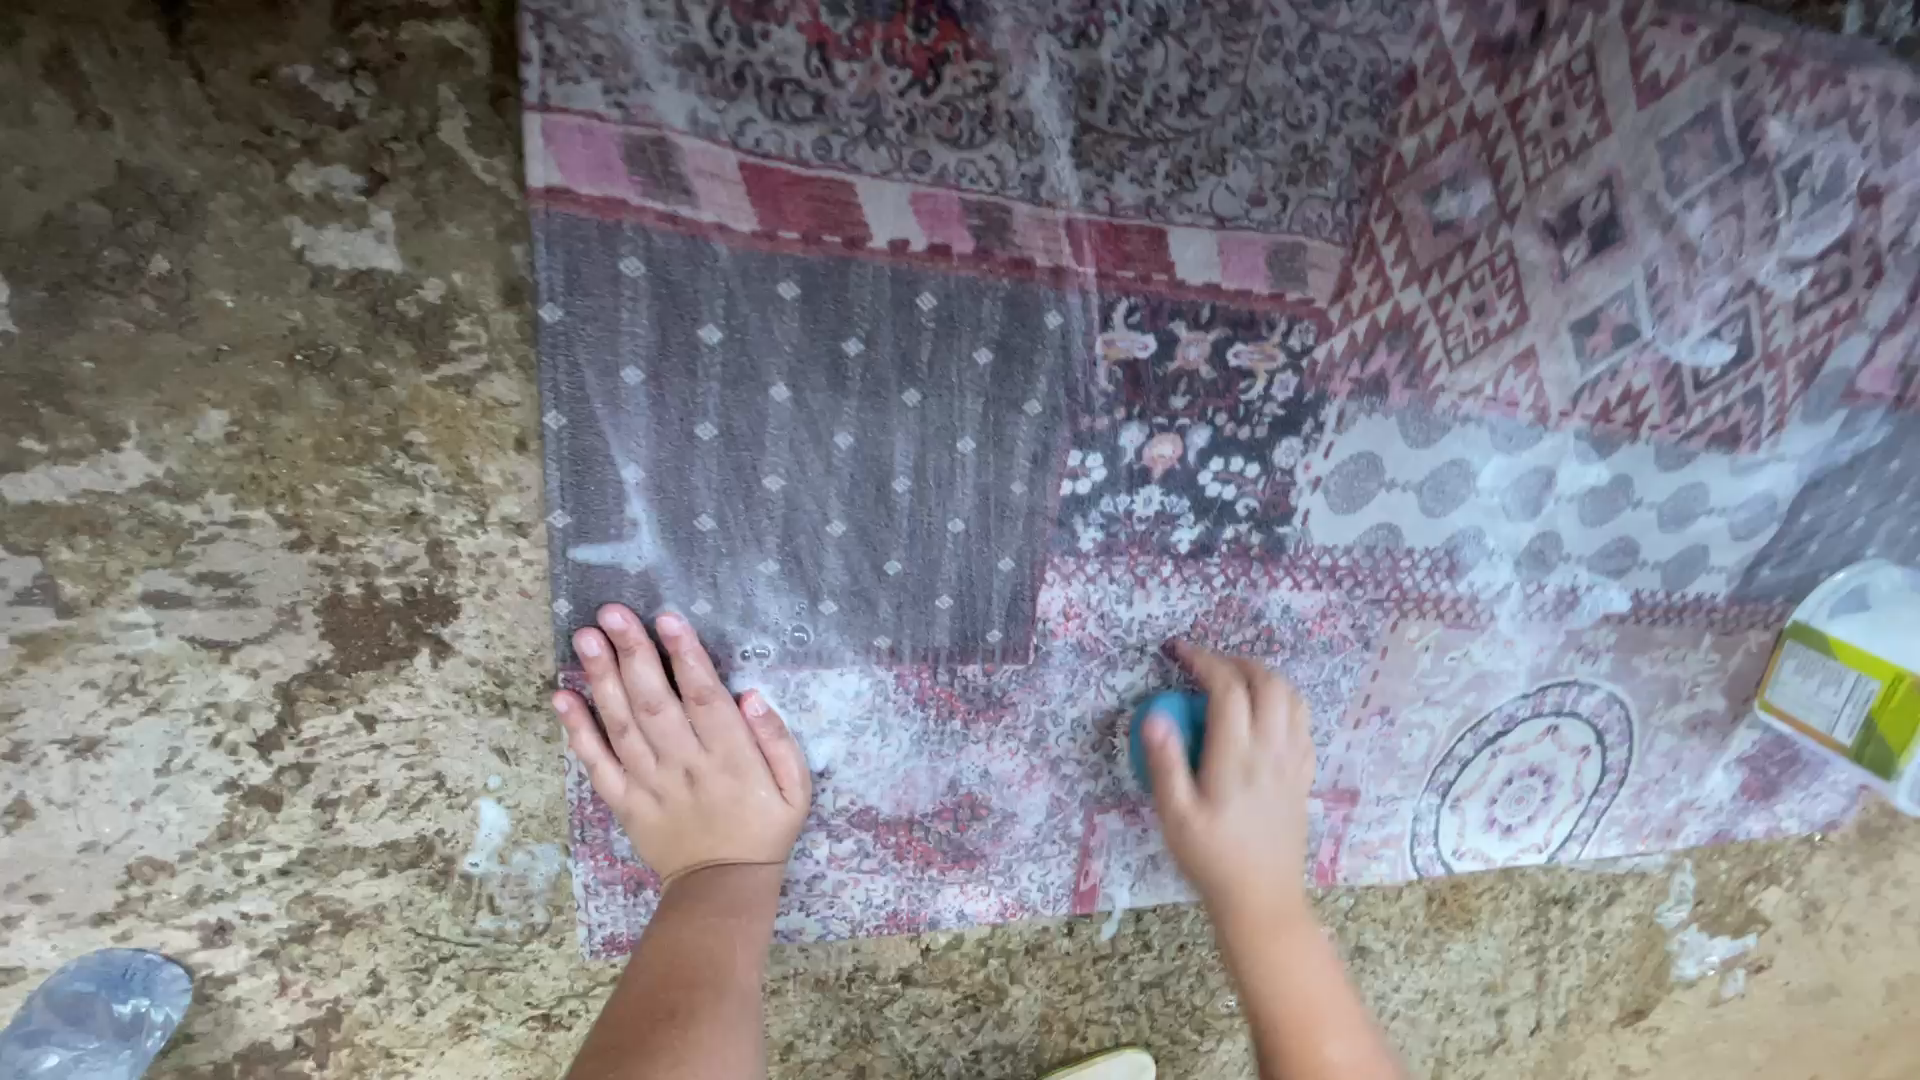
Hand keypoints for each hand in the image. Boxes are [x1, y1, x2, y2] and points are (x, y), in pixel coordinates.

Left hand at [552, 604, 811, 887]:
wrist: (724, 888)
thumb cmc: (766, 826)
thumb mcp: (798, 786)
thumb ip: (777, 739)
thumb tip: (752, 695)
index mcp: (730, 756)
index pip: (703, 696)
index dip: (685, 655)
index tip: (666, 619)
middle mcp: (685, 764)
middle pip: (654, 701)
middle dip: (632, 653)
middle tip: (610, 613)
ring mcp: (649, 783)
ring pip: (622, 725)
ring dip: (602, 679)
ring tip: (584, 638)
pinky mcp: (625, 802)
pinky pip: (597, 764)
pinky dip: (577, 730)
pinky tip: (562, 697)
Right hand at [1142, 640, 1314, 926]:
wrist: (1262, 900)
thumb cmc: (1211, 857)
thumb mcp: (1175, 815)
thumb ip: (1165, 763)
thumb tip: (1154, 717)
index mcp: (1237, 756)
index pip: (1228, 688)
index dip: (1204, 660)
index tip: (1180, 651)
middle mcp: (1272, 750)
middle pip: (1268, 682)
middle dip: (1237, 661)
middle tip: (1207, 664)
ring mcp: (1294, 762)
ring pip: (1292, 697)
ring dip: (1264, 677)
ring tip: (1235, 680)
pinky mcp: (1304, 776)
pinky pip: (1303, 722)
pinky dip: (1283, 702)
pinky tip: (1261, 714)